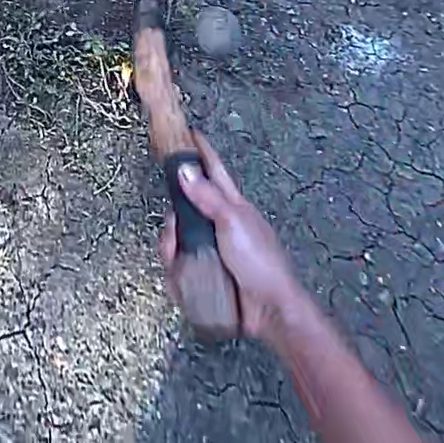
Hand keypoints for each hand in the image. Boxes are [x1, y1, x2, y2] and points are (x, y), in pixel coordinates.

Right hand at [158, 131, 309, 342]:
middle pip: (188, 205)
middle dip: (175, 214)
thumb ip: (207, 196)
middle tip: (173, 225)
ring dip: (173, 245)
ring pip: (181, 235)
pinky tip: (181, 274)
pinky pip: (182, 263)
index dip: (202, 150)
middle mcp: (221, 222)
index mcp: (232, 203)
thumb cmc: (261, 262)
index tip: (190, 133)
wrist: (271, 310)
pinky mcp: (207, 271)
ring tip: (176, 254)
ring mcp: (214, 247)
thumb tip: (185, 169)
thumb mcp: (232, 221)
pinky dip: (177, 268)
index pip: (213, 168)